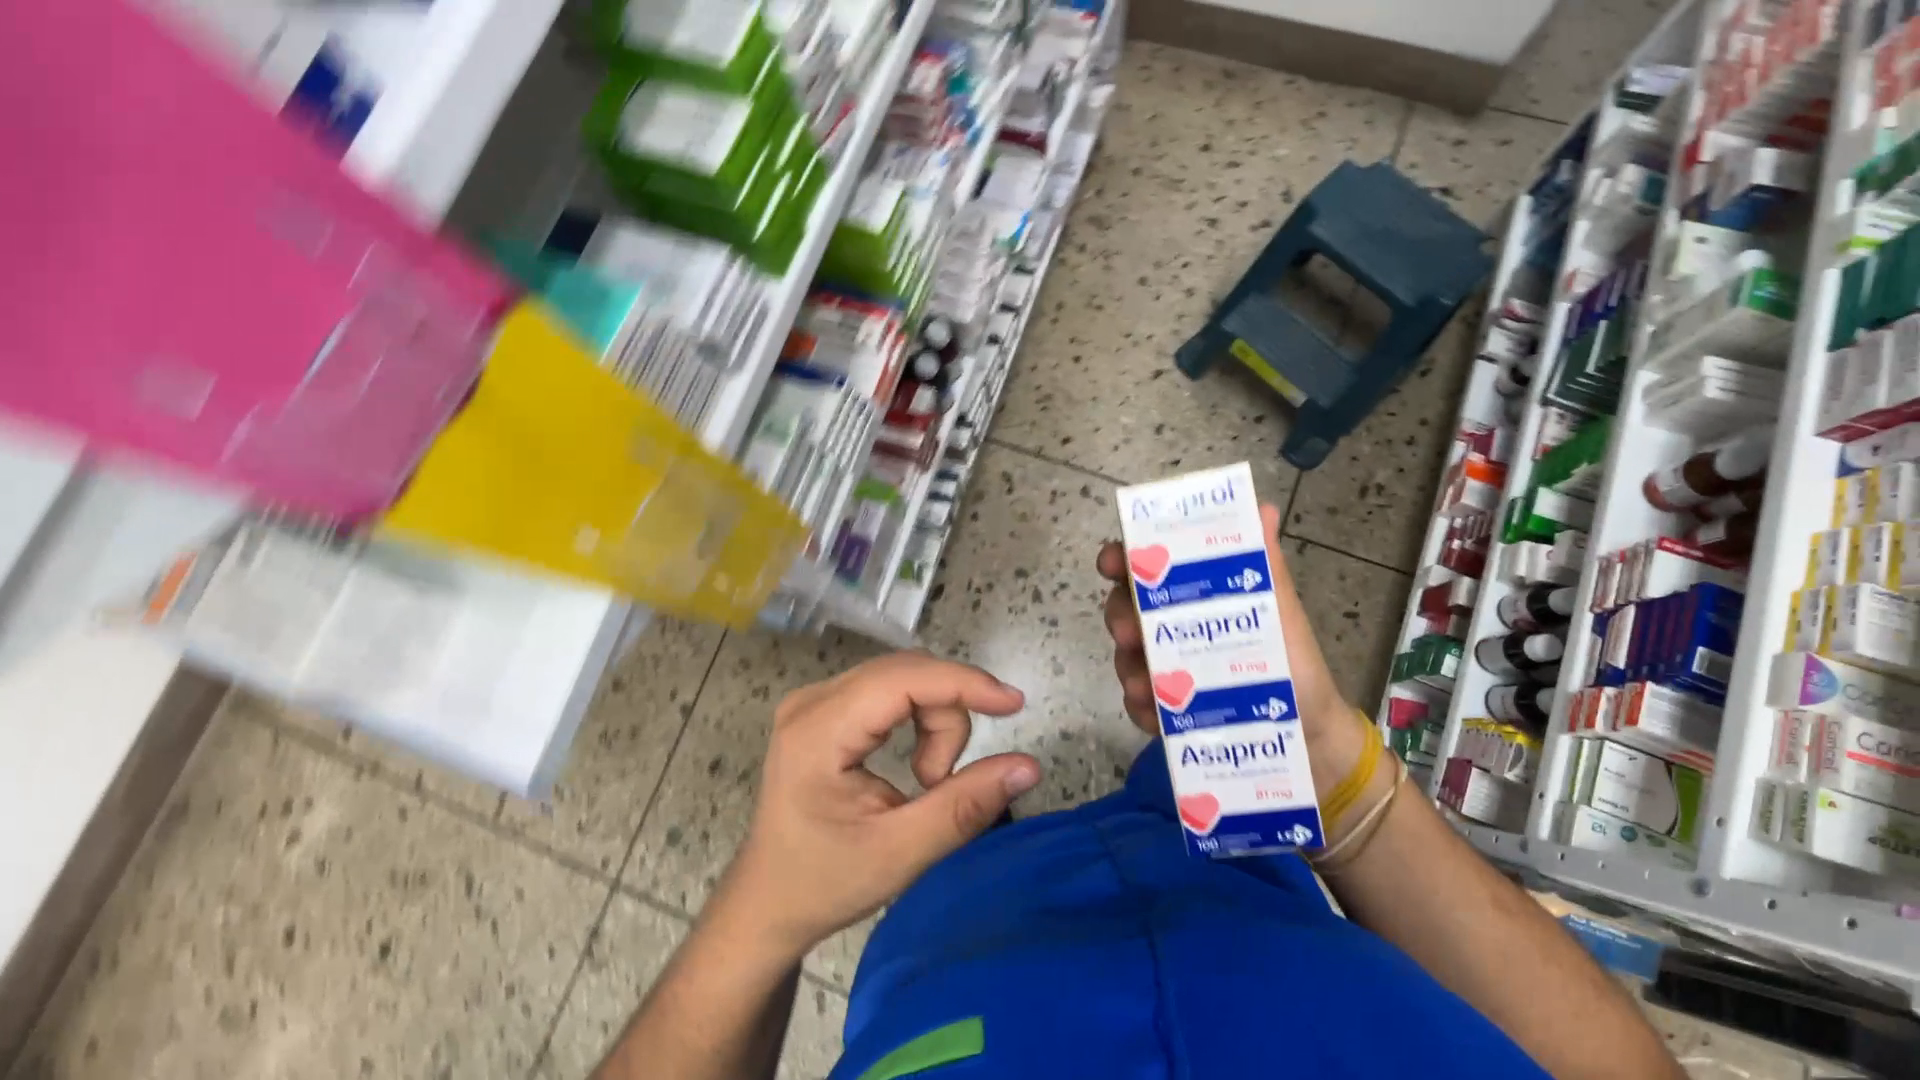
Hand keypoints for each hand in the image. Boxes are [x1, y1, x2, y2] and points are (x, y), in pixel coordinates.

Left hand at [721, 652, 1041, 959]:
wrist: (768, 902)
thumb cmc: (825, 883)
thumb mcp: (900, 854)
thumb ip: (964, 806)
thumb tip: (1027, 766)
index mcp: (817, 730)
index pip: (901, 679)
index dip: (962, 683)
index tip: (1014, 704)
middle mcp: (812, 700)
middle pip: (906, 673)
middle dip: (948, 717)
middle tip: (944, 781)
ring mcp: (814, 701)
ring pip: (904, 679)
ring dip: (936, 722)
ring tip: (927, 782)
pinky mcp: (825, 710)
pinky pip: (891, 691)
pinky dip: (920, 721)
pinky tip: (916, 766)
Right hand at [1097, 504, 1385, 815]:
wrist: (1311, 744)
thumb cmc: (1297, 671)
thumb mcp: (1282, 616)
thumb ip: (1265, 566)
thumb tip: (1260, 508)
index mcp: (1200, 596)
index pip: (1150, 567)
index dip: (1123, 559)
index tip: (1111, 564)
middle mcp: (1176, 628)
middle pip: (1126, 609)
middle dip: (1120, 616)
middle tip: (1130, 632)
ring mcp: (1167, 671)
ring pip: (1128, 659)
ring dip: (1129, 668)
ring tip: (1147, 687)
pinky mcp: (1167, 712)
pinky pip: (1139, 705)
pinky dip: (1143, 709)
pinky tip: (1156, 716)